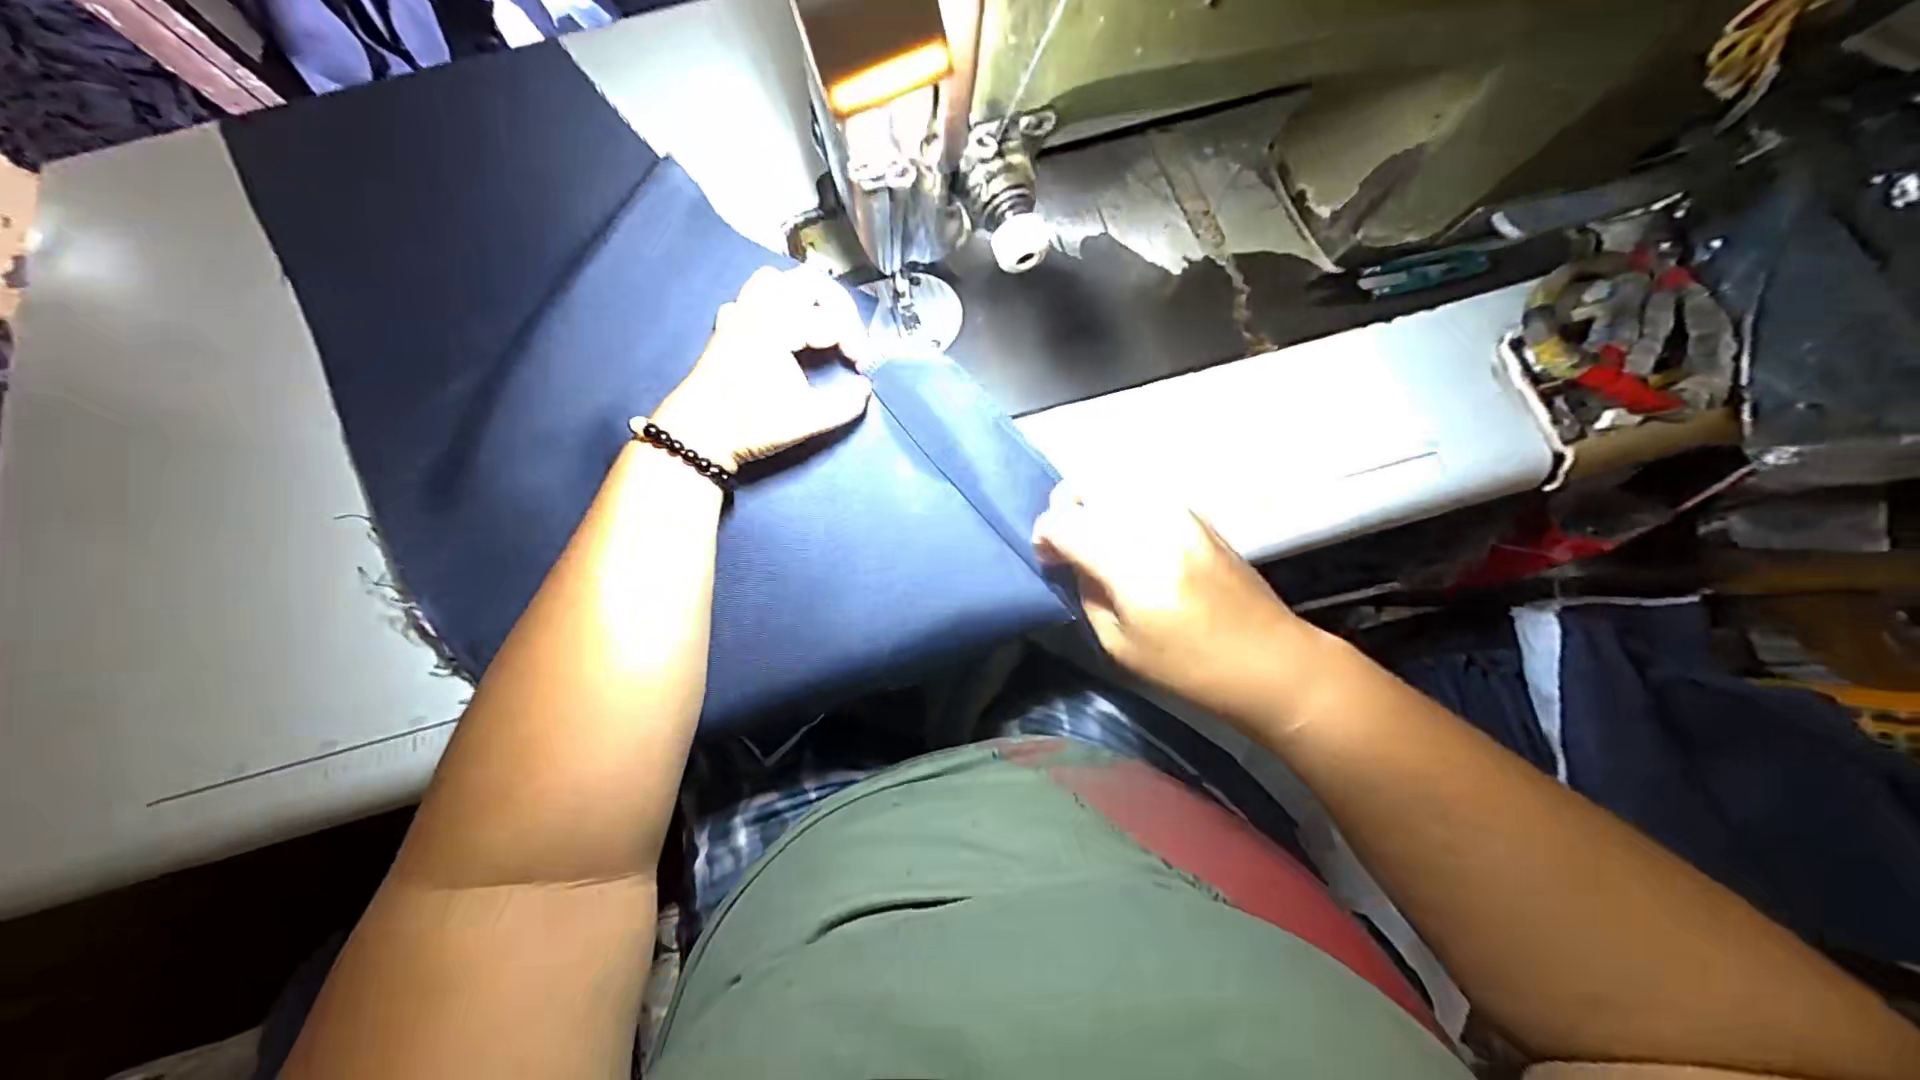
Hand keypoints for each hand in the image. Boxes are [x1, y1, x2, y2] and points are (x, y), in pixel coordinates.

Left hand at [650, 266, 874, 471]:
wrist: (699, 435)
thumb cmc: (750, 426)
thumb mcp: (807, 420)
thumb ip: (844, 404)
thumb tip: (863, 389)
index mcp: (778, 326)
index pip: (831, 320)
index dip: (856, 341)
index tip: (862, 368)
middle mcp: (758, 310)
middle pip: (809, 281)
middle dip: (839, 307)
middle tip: (849, 337)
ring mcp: (739, 314)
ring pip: (777, 280)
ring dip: (805, 297)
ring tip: (820, 325)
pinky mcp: (727, 326)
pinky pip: (751, 296)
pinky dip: (773, 304)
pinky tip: (782, 329)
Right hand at [1031, 483, 1330, 721]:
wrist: (1269, 659)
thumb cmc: (1190, 667)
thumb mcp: (1120, 644)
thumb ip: (1088, 593)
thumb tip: (1075, 563)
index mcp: (1130, 562)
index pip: (1064, 523)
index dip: (1044, 537)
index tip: (1045, 557)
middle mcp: (1152, 523)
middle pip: (1087, 486)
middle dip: (1064, 508)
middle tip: (1064, 540)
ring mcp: (1178, 512)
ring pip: (1115, 481)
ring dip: (1093, 502)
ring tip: (1092, 535)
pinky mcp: (1196, 514)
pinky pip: (1143, 492)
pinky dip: (1121, 504)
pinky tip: (1123, 534)